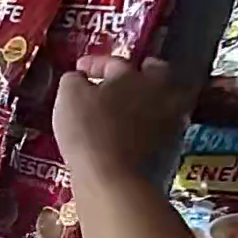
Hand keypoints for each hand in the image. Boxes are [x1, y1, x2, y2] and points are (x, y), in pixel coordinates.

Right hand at [53, 55, 189, 187]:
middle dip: (141, 71)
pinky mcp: (168, 145)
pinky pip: (159, 126)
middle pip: (155, 73)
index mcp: (131, 75)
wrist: (111, 175)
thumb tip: (76, 77)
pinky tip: (134, 131)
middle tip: (127, 77)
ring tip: (133, 105)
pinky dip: (148, 124)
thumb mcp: (68, 98)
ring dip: (149, 98)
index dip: (94, 64)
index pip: (113, 63)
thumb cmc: (87, 130)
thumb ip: (72, 82)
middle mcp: (157, 91)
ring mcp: (168, 118)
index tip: (79, 68)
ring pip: (163, 100)